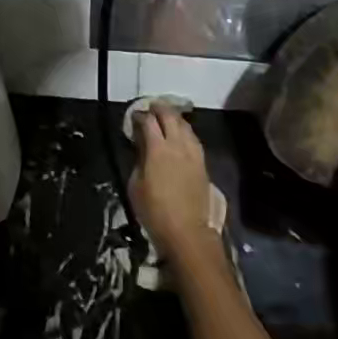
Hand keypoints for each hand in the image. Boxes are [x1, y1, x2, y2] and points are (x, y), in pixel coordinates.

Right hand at [129, 103, 216, 262]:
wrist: (187, 231)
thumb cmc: (155, 212)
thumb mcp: (136, 186)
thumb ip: (139, 160)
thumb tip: (141, 146)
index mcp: (158, 149)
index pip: (148, 121)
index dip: (140, 115)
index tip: (134, 116)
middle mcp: (177, 144)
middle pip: (170, 116)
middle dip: (159, 108)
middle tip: (151, 107)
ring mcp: (193, 152)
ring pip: (184, 125)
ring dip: (174, 117)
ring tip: (166, 116)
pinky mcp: (202, 162)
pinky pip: (193, 137)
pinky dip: (184, 130)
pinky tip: (180, 134)